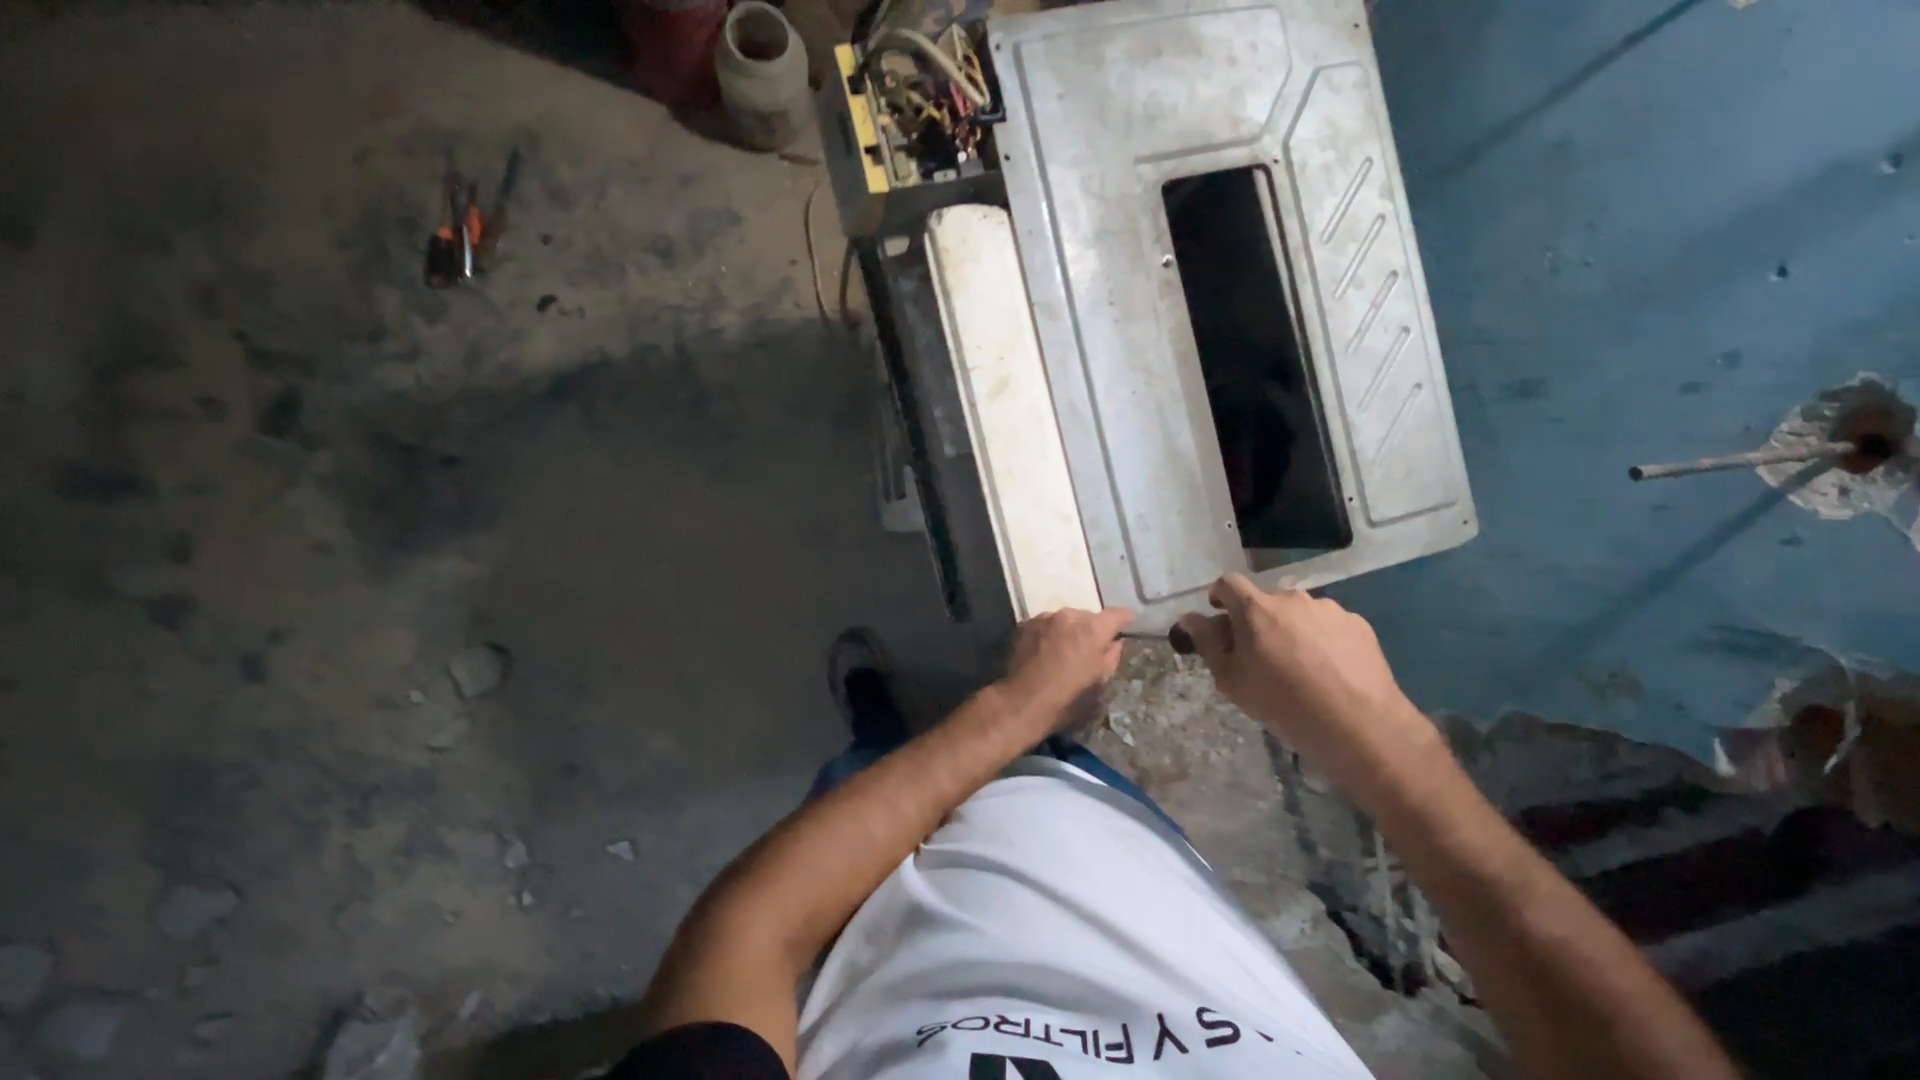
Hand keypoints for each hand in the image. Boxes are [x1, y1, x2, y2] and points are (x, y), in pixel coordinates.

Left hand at [1001, 607, 1135, 729]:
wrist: (1022, 702)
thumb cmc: (1067, 698)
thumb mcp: (1099, 683)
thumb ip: (1111, 658)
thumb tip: (1115, 643)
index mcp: (1093, 629)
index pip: (1117, 614)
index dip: (1124, 619)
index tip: (1126, 624)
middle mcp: (1069, 615)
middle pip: (1088, 617)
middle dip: (1091, 630)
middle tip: (1087, 650)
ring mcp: (1044, 618)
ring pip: (1064, 620)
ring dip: (1067, 631)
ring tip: (1062, 652)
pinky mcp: (1024, 625)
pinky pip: (1044, 625)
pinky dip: (1048, 634)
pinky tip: (1043, 653)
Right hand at [1175, 575, 1440, 805]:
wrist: (1358, 724)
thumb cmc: (1282, 703)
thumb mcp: (1230, 680)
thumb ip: (1207, 643)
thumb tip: (1190, 619)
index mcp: (1256, 609)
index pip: (1228, 583)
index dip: (1220, 597)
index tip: (1220, 618)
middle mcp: (1292, 599)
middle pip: (1266, 601)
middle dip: (1258, 621)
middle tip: (1261, 656)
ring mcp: (1329, 609)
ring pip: (1300, 613)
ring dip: (1292, 630)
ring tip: (1301, 668)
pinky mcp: (1358, 625)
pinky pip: (1329, 626)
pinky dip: (1322, 641)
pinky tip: (1329, 671)